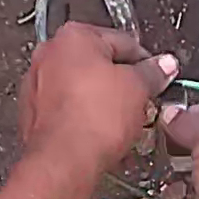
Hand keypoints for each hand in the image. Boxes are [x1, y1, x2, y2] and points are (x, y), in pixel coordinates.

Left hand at [18, 22, 178, 183]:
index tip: (157, 79)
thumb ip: (152, 73)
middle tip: (140, 105)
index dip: (146, 64)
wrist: (64, 161)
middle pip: (99, 65)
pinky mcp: (34, 115)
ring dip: (102, 104)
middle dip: (121, 86)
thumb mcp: (137, 89)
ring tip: (120, 125)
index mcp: (75, 37)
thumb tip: (164, 64)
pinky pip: (68, 111)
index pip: (124, 43)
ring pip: (82, 90)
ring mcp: (38, 84)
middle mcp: (50, 54)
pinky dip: (84, 120)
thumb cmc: (94, 120)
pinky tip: (98, 135)